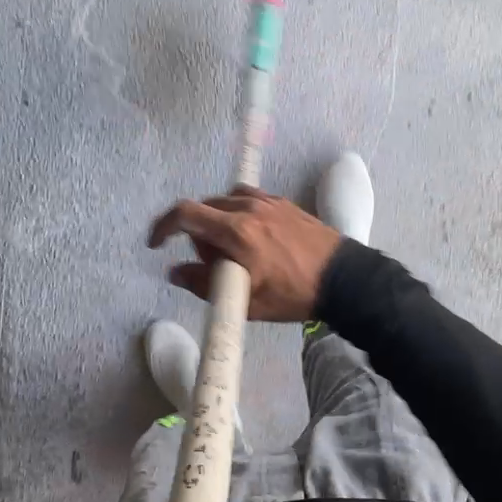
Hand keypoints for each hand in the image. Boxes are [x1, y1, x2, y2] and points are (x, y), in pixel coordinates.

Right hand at [147, 187, 342, 321]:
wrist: (345, 279)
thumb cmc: (294, 294)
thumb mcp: (246, 302)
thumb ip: (205, 285)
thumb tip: (175, 273)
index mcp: (236, 232)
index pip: (185, 214)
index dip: (163, 226)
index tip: (156, 243)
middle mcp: (248, 208)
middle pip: (204, 208)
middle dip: (197, 233)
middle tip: (211, 264)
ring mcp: (268, 201)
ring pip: (225, 202)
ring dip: (217, 222)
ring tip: (232, 250)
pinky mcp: (283, 202)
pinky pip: (247, 199)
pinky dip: (238, 214)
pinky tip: (252, 238)